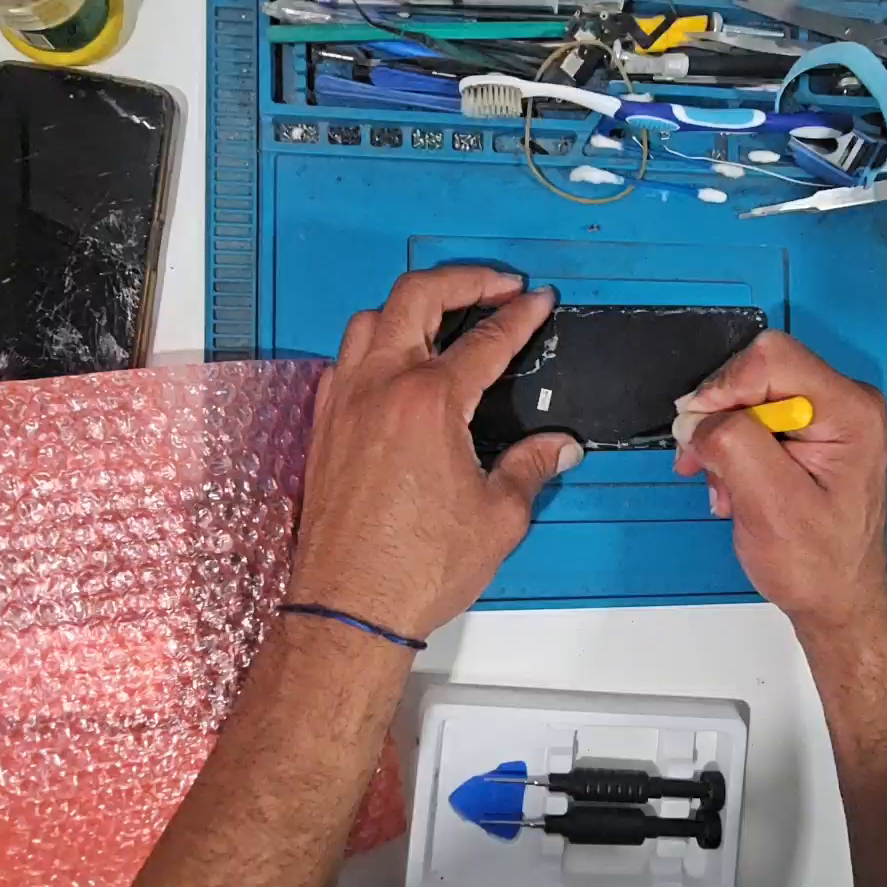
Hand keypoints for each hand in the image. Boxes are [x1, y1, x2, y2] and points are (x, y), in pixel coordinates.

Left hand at [287, 267, 582, 641]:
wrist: (350, 607)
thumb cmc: (421, 565)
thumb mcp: (499, 517)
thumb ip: (531, 468)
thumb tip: (560, 447)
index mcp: (429, 402)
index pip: (485, 340)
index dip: (520, 316)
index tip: (538, 300)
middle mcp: (380, 387)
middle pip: (416, 298)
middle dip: (464, 279)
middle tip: (497, 284)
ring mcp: (344, 402)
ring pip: (372, 319)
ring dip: (412, 305)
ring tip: (446, 316)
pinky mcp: (325, 426)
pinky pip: (346, 358)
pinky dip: (376, 342)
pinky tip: (397, 363)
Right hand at [672, 331, 886, 623]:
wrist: (836, 602)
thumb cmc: (811, 562)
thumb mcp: (769, 503)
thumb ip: (733, 444)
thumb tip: (694, 416)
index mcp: (848, 409)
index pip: (771, 358)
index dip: (723, 386)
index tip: (695, 431)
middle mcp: (843, 400)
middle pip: (758, 374)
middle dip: (719, 417)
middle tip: (697, 464)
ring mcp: (828, 416)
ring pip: (749, 398)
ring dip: (721, 439)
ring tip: (718, 488)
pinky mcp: (811, 435)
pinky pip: (756, 421)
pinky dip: (732, 450)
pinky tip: (730, 488)